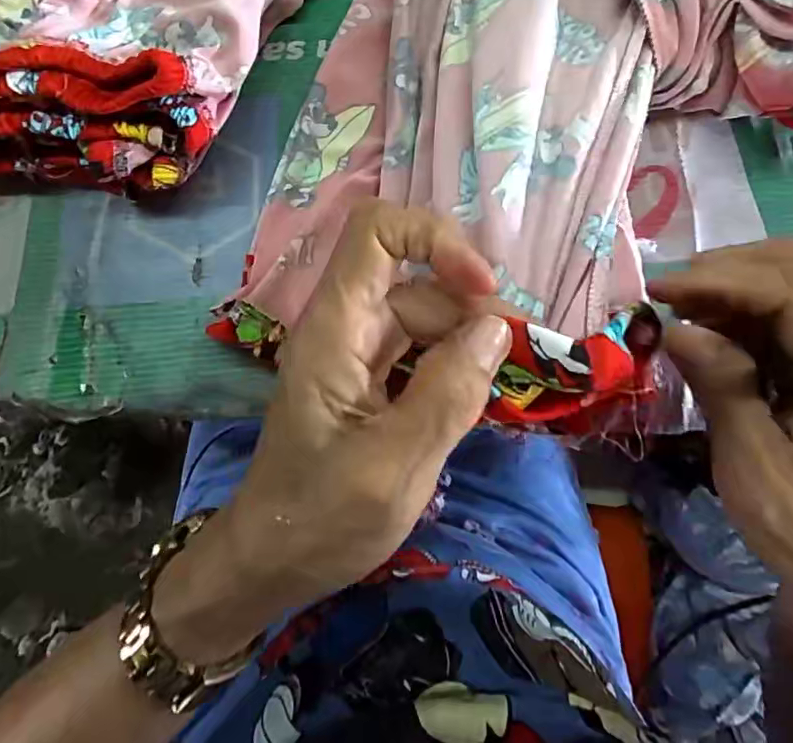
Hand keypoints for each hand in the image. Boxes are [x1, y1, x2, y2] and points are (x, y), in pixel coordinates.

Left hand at [153, 201, 511, 661]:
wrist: (271, 560)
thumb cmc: (322, 519)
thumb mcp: (395, 465)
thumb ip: (448, 393)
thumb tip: (495, 328)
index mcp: (335, 328)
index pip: (374, 232)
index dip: (432, 238)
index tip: (483, 288)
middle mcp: (343, 325)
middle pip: (412, 279)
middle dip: (469, 305)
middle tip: (521, 355)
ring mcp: (354, 351)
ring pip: (421, 314)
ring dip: (467, 336)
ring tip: (508, 378)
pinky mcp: (366, 378)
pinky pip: (417, 348)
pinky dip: (452, 361)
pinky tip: (479, 391)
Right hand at [646, 239, 792, 599]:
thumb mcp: (755, 476)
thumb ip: (724, 391)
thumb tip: (679, 327)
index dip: (725, 279)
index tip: (662, 291)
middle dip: (728, 269)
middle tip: (669, 296)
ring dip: (733, 284)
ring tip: (682, 312)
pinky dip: (743, 309)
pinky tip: (709, 332)